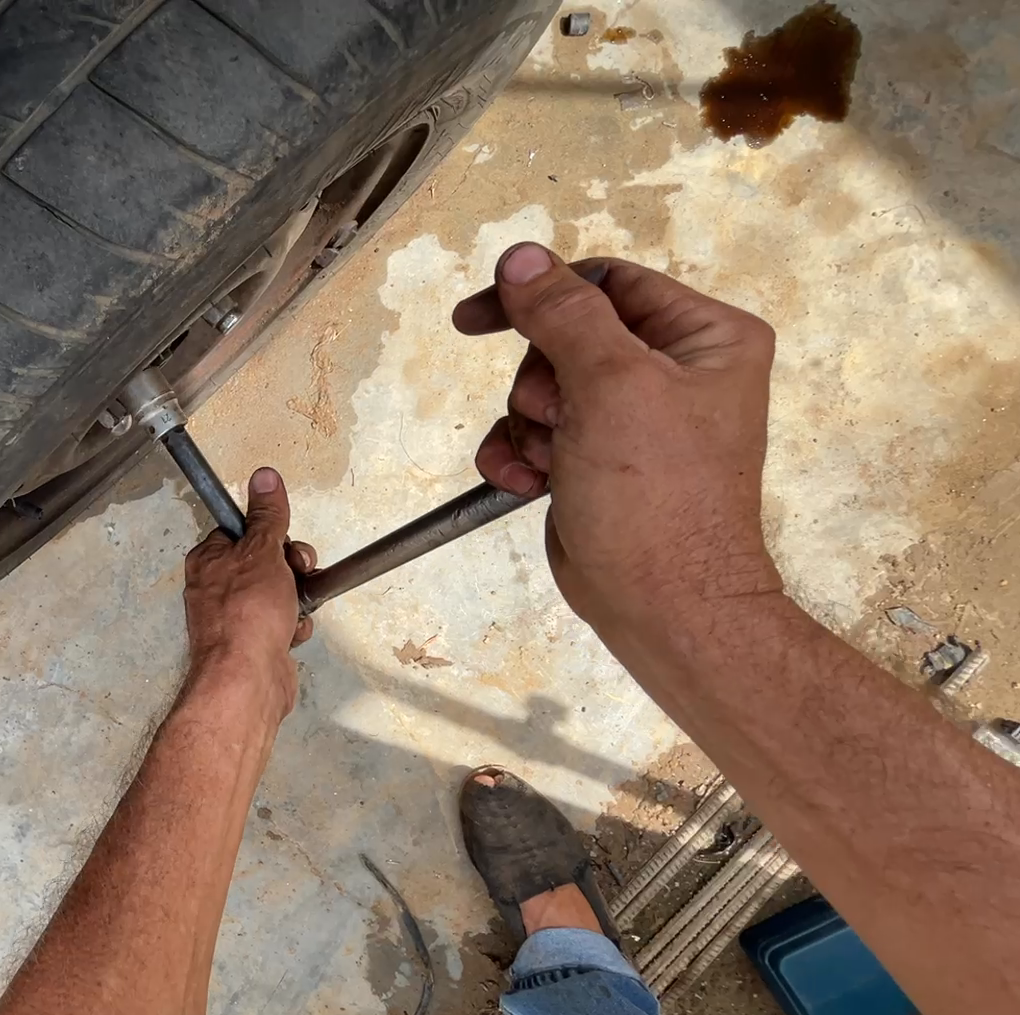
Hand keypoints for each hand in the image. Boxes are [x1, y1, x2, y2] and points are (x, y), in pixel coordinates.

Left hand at [182, 467, 314, 716]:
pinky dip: (292, 626)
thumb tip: (265, 476)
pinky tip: (290, 634)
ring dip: (295, 598)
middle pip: (265, 561)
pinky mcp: (252, 641)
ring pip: (278, 592)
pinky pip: (280, 621)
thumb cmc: (248, 611)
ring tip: (293, 609)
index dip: (269, 535)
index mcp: (209, 559)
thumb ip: (268, 516)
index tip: (284, 544)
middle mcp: (215, 586)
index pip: (243, 531)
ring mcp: (234, 616)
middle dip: (290, 568)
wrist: (247, 678)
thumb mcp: (262, 551)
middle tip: (298, 573)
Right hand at [455, 243, 782, 641]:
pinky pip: (529, 435)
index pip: (604, 286)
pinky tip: (524, 485)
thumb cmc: (653, 490)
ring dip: (524, 428)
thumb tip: (518, 257)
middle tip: (555, 419)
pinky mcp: (588, 458)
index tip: (473, 318)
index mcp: (701, 337)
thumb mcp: (611, 387)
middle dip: (538, 385)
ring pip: (535, 392)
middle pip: (560, 342)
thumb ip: (563, 316)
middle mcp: (666, 371)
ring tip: (549, 464)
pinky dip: (516, 458)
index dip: (537, 295)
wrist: (656, 597)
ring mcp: (624, 418)